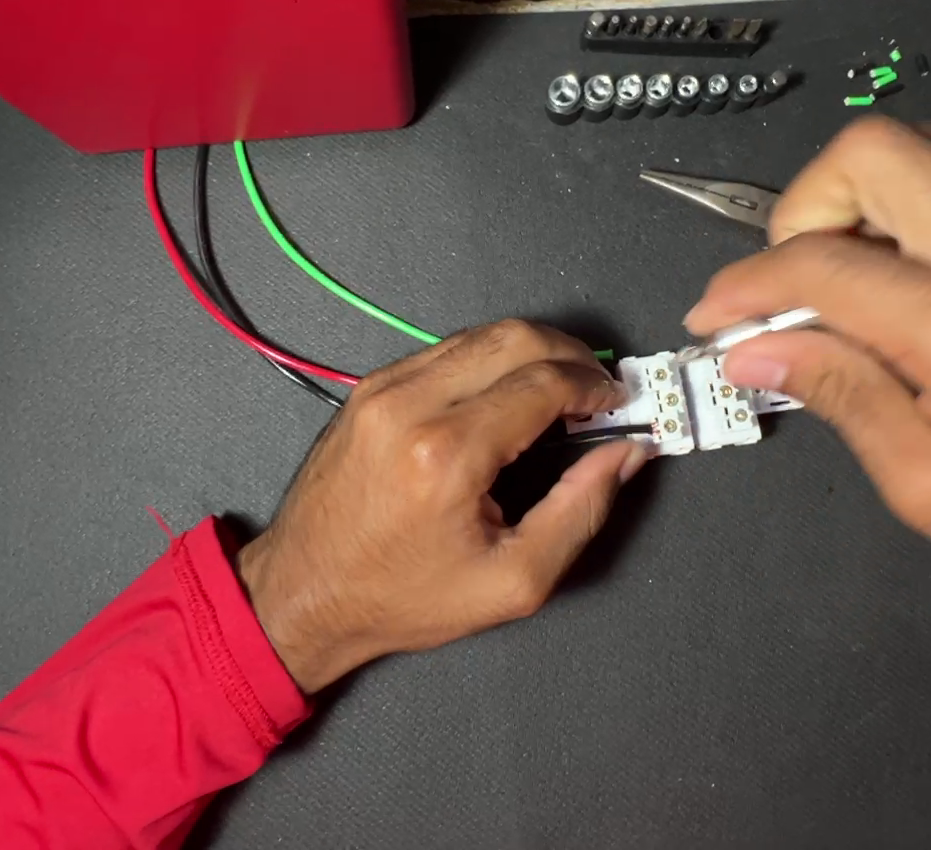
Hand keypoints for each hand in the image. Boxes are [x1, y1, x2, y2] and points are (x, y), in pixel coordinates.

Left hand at [237, 321, 647, 692]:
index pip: (543, 383)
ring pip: (481, 334)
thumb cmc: (407, 597)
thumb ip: (581, 510)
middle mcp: (412, 401)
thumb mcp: (513, 581)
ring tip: (560, 385)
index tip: (617, 401)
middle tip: (595, 386)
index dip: (592, 385)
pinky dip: (491, 357)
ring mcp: (384, 386)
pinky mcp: (370, 385)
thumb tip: (628, 451)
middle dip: (569, 352)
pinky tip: (509, 388)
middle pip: (514, 337)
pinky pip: (447, 349)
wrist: (302, 592)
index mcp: (448, 452)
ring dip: (532, 348)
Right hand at [686, 118, 930, 672]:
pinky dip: (909, 212)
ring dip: (854, 204)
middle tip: (790, 285)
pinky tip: (906, 282)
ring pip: (921, 150)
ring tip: (843, 283)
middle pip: (871, 152)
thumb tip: (754, 348)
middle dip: (799, 210)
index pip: (825, 265)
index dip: (744, 285)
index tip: (714, 318)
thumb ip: (842, 397)